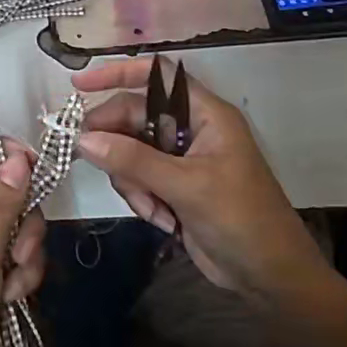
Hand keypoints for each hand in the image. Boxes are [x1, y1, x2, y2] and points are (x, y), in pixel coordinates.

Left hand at [0, 139, 47, 346]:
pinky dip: (26, 273)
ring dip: (26, 252)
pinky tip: (14, 296)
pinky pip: (26, 252)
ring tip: (12, 281)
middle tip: (17, 249)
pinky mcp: (0, 269)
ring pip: (22, 222)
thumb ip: (0, 205)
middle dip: (21, 218)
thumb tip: (20, 156)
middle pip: (5, 188)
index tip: (32, 168)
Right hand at [74, 57, 327, 293]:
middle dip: (116, 144)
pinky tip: (163, 220)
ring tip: (153, 208)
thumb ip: (134, 160)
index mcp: (205, 114)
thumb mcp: (186, 186)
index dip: (117, 73)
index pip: (156, 76)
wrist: (267, 273)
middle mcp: (190, 129)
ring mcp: (179, 159)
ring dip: (131, 181)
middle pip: (134, 118)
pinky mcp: (172, 186)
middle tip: (90, 159)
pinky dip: (141, 198)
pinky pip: (137, 179)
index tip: (79, 87)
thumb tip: (83, 139)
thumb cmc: (240, 218)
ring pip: (129, 152)